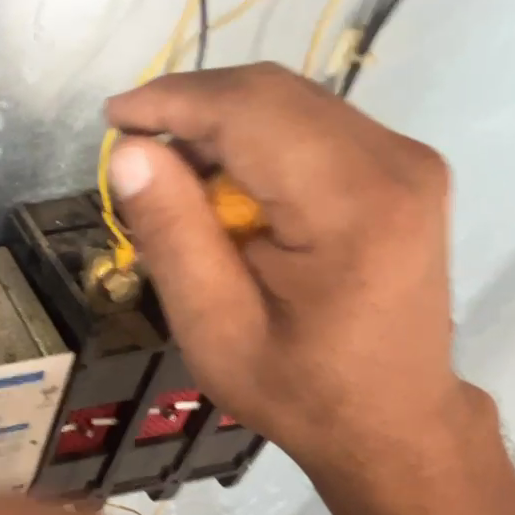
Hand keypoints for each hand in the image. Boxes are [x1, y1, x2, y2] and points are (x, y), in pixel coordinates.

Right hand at [105, 63, 479, 482]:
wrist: (388, 419)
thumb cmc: (295, 389)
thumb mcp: (213, 328)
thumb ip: (173, 236)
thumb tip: (129, 154)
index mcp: (351, 204)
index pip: (252, 112)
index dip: (174, 102)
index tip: (111, 119)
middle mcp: (393, 161)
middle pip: (274, 95)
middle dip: (191, 108)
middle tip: (128, 151)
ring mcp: (403, 161)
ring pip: (291, 105)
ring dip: (217, 126)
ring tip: (163, 177)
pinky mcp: (396, 171)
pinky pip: (309, 129)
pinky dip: (250, 143)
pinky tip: (214, 187)